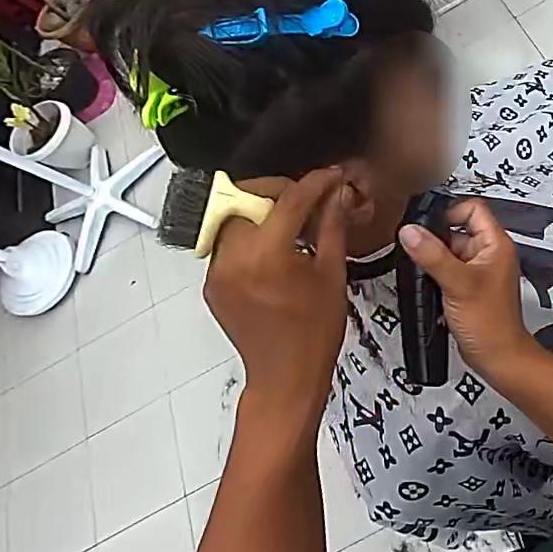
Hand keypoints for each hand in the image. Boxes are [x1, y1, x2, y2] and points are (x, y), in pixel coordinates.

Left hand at [203, 168, 348, 406]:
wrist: (285, 376)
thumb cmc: (314, 333)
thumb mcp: (333, 275)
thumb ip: (333, 228)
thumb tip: (340, 196)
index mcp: (266, 256)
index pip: (289, 200)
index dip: (316, 182)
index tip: (333, 175)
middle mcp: (232, 258)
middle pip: (251, 199)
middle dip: (283, 190)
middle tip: (313, 194)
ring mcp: (216, 271)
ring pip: (237, 217)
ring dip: (266, 209)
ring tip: (297, 219)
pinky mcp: (212, 282)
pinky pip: (230, 242)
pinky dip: (253, 233)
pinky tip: (279, 244)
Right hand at [398, 199, 539, 376]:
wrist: (497, 355)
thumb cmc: (491, 323)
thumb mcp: (457, 283)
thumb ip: (432, 255)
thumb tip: (410, 232)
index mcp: (496, 244)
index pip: (473, 209)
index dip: (450, 212)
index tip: (427, 224)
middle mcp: (489, 254)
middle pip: (457, 229)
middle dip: (436, 238)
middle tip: (419, 249)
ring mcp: (479, 270)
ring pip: (450, 250)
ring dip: (434, 257)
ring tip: (425, 270)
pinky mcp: (468, 286)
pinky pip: (448, 269)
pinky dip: (435, 273)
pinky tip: (429, 283)